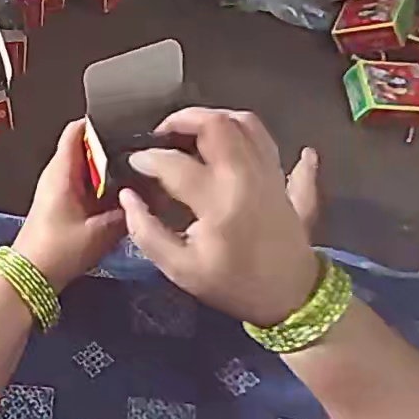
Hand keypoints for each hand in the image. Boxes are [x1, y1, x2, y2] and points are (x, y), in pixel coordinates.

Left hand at [12, 120, 126, 288]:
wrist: (31, 277)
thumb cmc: (59, 251)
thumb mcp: (100, 232)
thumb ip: (126, 212)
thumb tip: (149, 197)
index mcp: (62, 171)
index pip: (76, 130)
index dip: (100, 122)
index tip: (126, 124)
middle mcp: (57, 174)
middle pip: (86, 147)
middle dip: (113, 147)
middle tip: (142, 151)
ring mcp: (58, 189)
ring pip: (88, 167)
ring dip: (109, 169)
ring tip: (139, 171)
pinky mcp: (62, 204)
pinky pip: (86, 185)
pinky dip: (103, 186)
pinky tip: (123, 195)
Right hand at [119, 107, 322, 326]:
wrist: (291, 298)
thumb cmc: (232, 285)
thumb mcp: (179, 269)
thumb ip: (146, 231)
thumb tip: (128, 197)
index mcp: (218, 203)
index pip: (173, 163)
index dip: (146, 158)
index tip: (133, 163)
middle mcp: (246, 178)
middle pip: (216, 125)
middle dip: (182, 120)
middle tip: (161, 133)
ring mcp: (270, 173)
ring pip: (246, 123)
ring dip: (214, 119)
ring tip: (191, 131)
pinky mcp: (283, 177)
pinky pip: (270, 141)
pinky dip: (251, 133)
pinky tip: (238, 137)